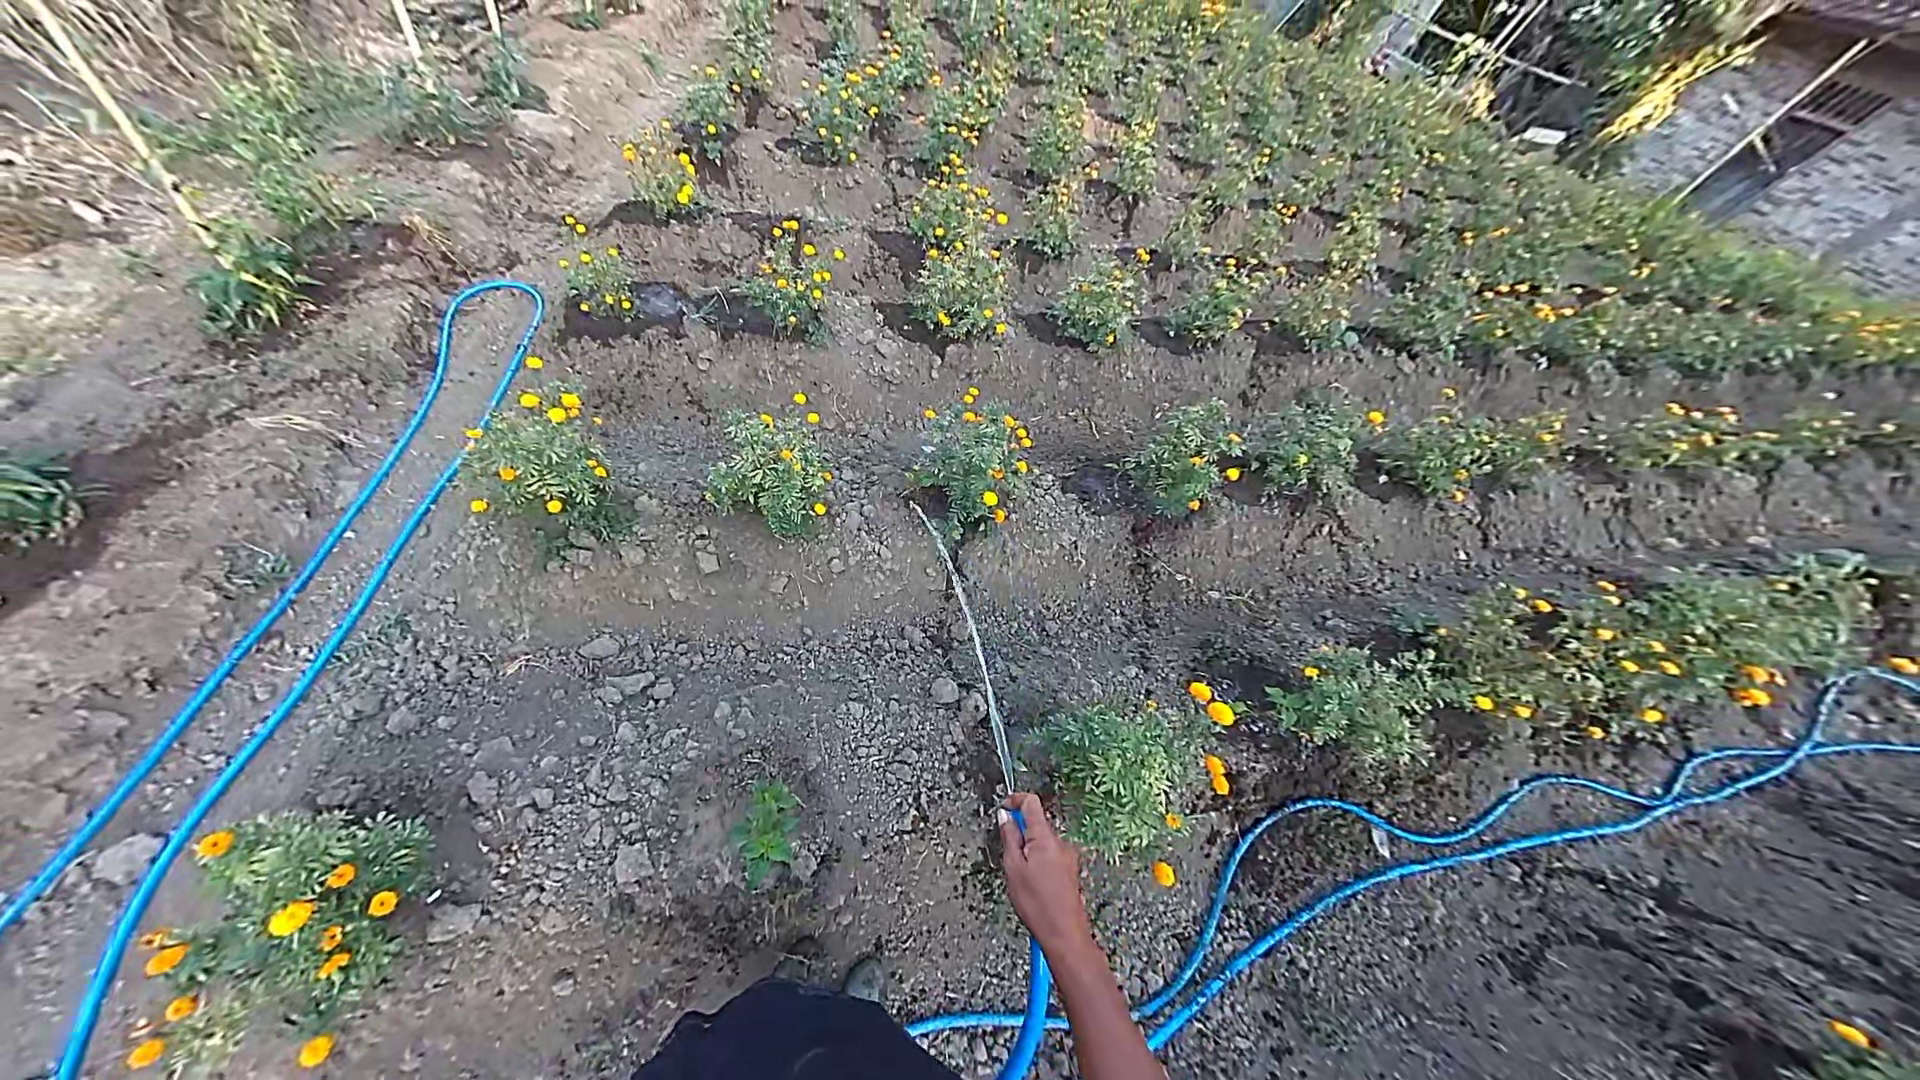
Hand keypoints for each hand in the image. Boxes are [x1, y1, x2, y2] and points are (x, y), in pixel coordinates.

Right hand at [997, 793, 1095, 958]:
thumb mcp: (1013, 867)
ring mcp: (1067, 855)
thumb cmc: (1038, 905)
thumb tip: (1005, 816)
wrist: (1064, 934)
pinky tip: (1033, 883)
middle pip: (1037, 822)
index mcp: (1044, 837)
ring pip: (1042, 840)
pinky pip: (1050, 854)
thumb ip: (1009, 837)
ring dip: (1029, 848)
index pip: (1031, 802)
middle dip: (1020, 831)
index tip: (1004, 806)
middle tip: (1009, 853)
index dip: (1015, 800)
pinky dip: (1038, 860)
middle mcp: (1059, 842)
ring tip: (1022, 875)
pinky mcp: (1069, 869)